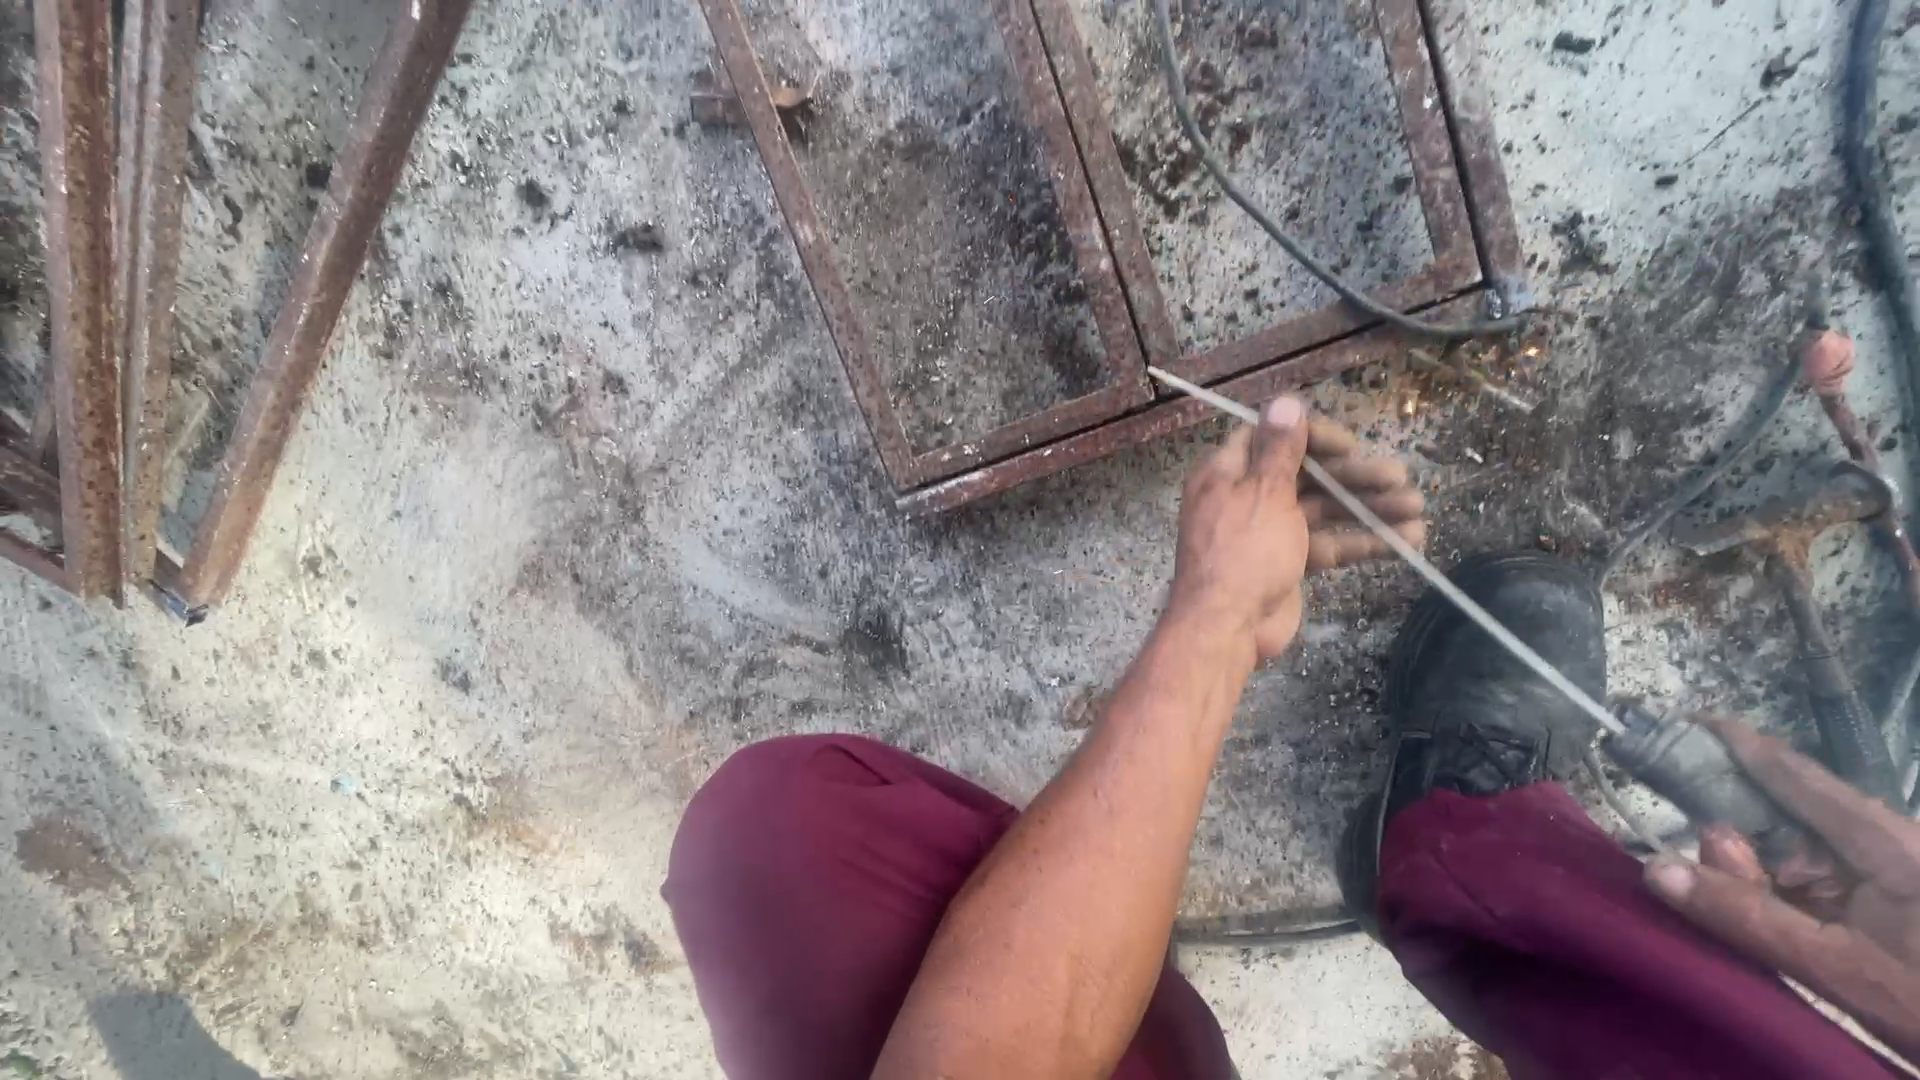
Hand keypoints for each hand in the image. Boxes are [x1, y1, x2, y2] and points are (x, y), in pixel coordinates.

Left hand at [1167, 397, 1427, 659]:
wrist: (1225, 627)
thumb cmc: (1241, 553)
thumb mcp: (1263, 494)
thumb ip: (1279, 450)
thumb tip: (1283, 400)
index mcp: (1227, 473)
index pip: (1272, 438)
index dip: (1312, 436)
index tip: (1349, 444)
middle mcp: (1245, 496)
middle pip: (1306, 474)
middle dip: (1354, 475)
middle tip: (1400, 477)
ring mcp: (1268, 531)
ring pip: (1323, 509)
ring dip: (1368, 507)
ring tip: (1417, 507)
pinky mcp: (1287, 562)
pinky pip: (1328, 543)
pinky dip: (1363, 541)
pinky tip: (1408, 540)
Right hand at [1643, 715, 1919, 1061]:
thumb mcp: (1847, 972)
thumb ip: (1750, 918)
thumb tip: (1654, 870)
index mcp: (1895, 846)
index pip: (1800, 776)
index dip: (1740, 743)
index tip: (1684, 719)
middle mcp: (1894, 847)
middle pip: (1787, 816)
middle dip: (1735, 837)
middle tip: (1709, 870)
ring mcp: (1895, 874)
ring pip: (1796, 851)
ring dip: (1754, 874)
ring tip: (1747, 909)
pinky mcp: (1893, 903)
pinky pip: (1814, 880)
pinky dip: (1776, 892)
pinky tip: (1771, 915)